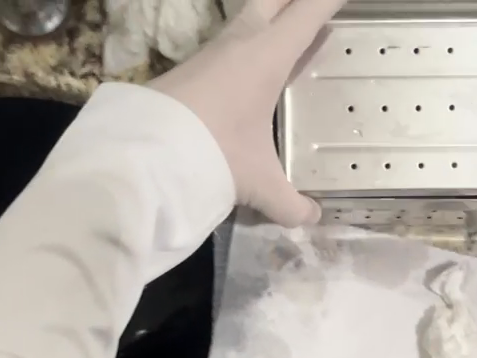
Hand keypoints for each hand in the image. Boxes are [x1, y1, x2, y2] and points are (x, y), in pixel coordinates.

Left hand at [151, 0, 345, 226]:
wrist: (147, 149)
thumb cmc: (214, 153)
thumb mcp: (259, 183)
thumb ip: (289, 203)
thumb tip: (311, 218)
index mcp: (268, 55)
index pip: (308, 12)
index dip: (329, 0)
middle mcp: (242, 41)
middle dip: (296, 0)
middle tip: (314, 7)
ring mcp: (213, 50)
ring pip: (249, 16)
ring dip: (269, 17)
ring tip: (286, 33)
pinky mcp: (191, 66)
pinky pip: (229, 42)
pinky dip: (247, 43)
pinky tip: (250, 66)